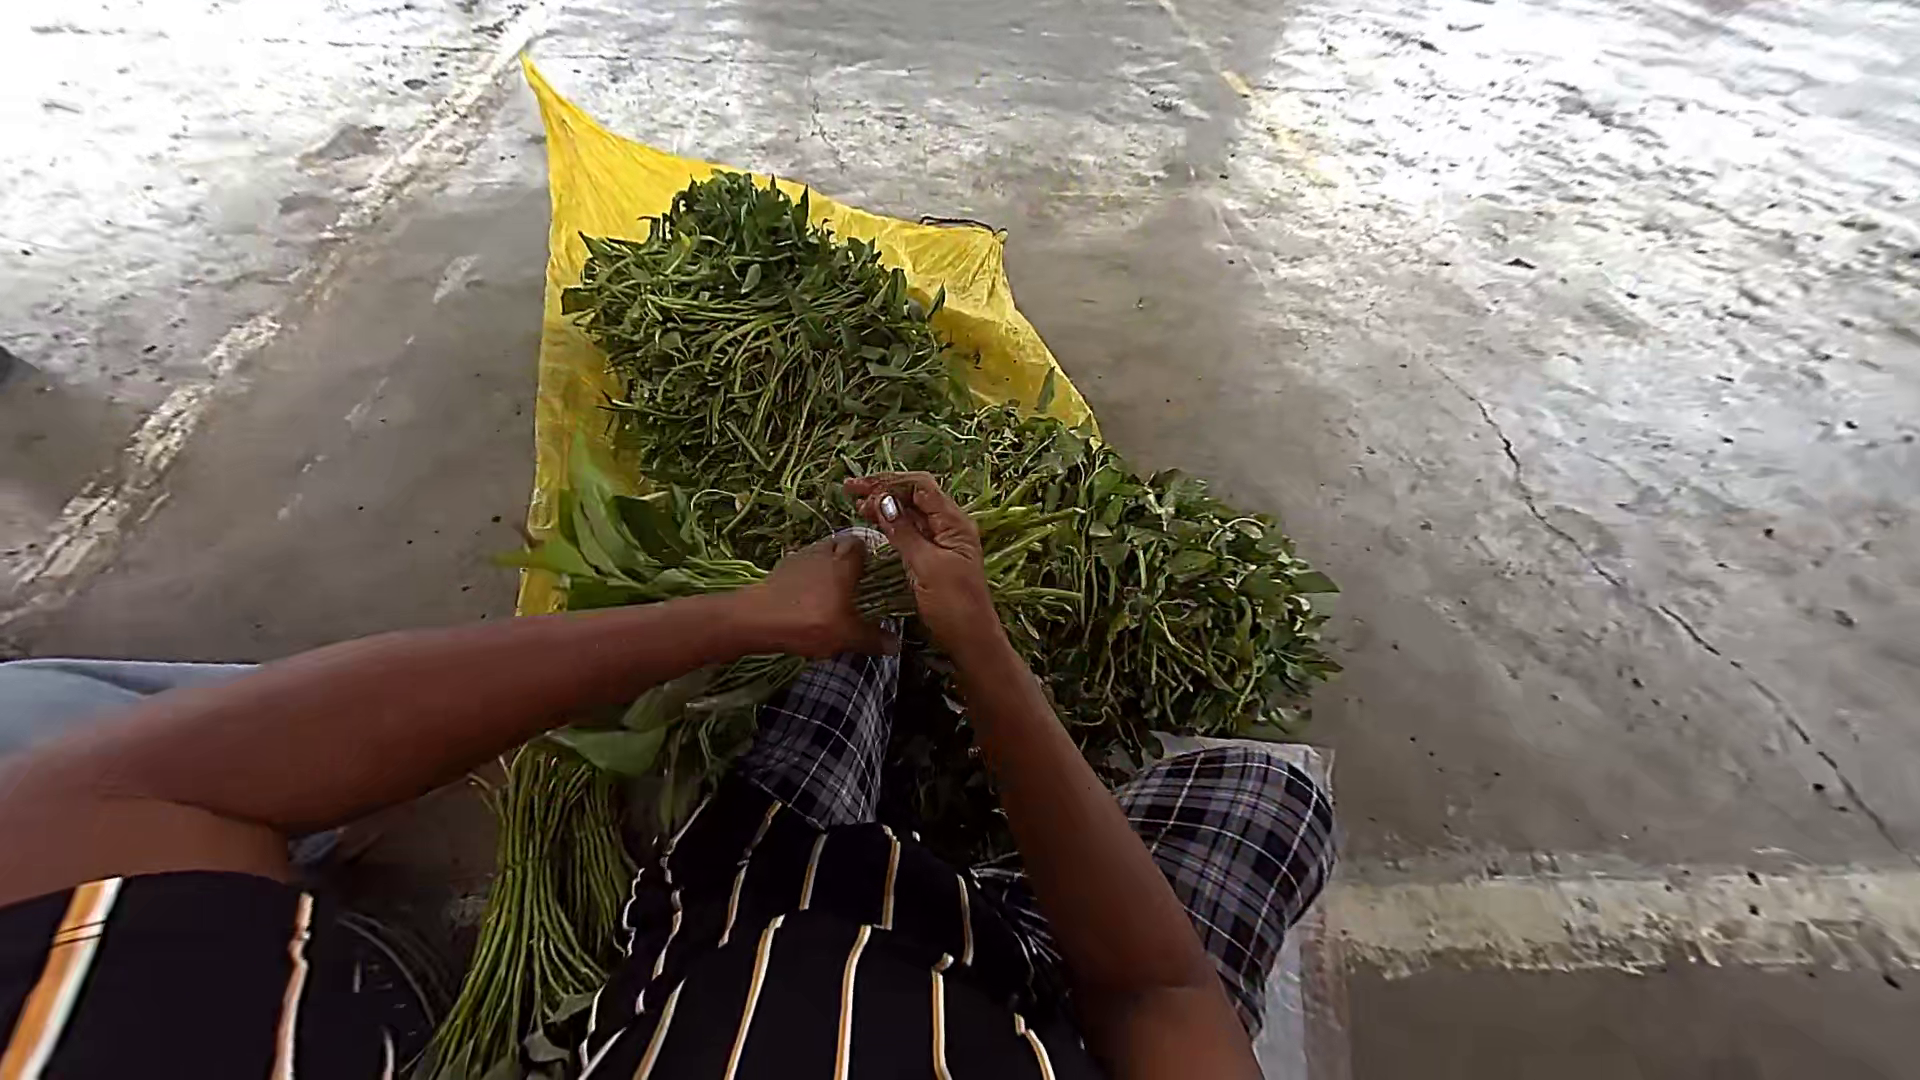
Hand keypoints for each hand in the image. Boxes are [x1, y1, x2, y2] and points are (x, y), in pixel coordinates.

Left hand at [743, 535, 898, 657]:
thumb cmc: (809, 622)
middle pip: (839, 545)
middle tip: (854, 580)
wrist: (756, 621)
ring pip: (818, 555)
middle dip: (846, 558)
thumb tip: (896, 645)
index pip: (860, 544)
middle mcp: (822, 554)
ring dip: (825, 566)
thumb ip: (872, 639)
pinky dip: (806, 577)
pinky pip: (800, 567)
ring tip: (830, 590)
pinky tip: (806, 598)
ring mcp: (797, 560)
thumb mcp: (846, 636)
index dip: (868, 555)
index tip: (873, 570)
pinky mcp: (778, 571)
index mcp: (843, 563)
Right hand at [845, 472, 1003, 654]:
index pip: (921, 487)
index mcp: (954, 523)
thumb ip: (905, 533)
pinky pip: (911, 530)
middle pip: (915, 495)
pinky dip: (891, 523)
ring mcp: (941, 541)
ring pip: (911, 512)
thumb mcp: (927, 567)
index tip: (861, 489)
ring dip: (885, 504)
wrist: (971, 640)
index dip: (890, 483)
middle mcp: (949, 526)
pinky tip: (874, 521)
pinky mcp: (933, 556)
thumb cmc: (954, 606)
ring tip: (857, 505)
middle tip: (851, 490)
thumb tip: (883, 502)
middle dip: (884, 489)